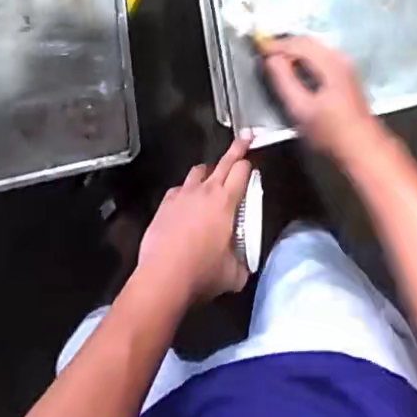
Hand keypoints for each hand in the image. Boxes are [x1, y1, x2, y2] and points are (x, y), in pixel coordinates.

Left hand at [136, 138, 252, 303]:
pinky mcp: (165, 203)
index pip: (242, 169)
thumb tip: (246, 267)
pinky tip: (186, 204)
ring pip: (199, 170)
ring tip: (213, 177)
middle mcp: (205, 190)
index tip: (253, 161)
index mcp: (226, 201)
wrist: (163, 278)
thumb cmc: (202, 274)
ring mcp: (183, 194)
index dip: (250, 163)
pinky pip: (180, 188)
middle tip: (245, 138)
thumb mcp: (233, 274)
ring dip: (209, 171)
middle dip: (238, 148)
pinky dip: (186, 191)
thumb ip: (243, 265)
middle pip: (225, 160)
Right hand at [261, 36, 384, 162]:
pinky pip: (320, 57)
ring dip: (295, 51)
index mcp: (330, 63)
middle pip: (308, 42)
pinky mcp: (345, 75)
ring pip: (315, 48)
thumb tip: (271, 59)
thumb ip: (284, 80)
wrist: (364, 148)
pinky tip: (295, 69)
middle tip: (264, 52)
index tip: (258, 48)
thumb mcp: (301, 108)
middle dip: (285, 45)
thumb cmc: (331, 131)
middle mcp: (339, 57)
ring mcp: (345, 65)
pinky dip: (305, 58)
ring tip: (275, 60)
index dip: (276, 45)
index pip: (299, 44)